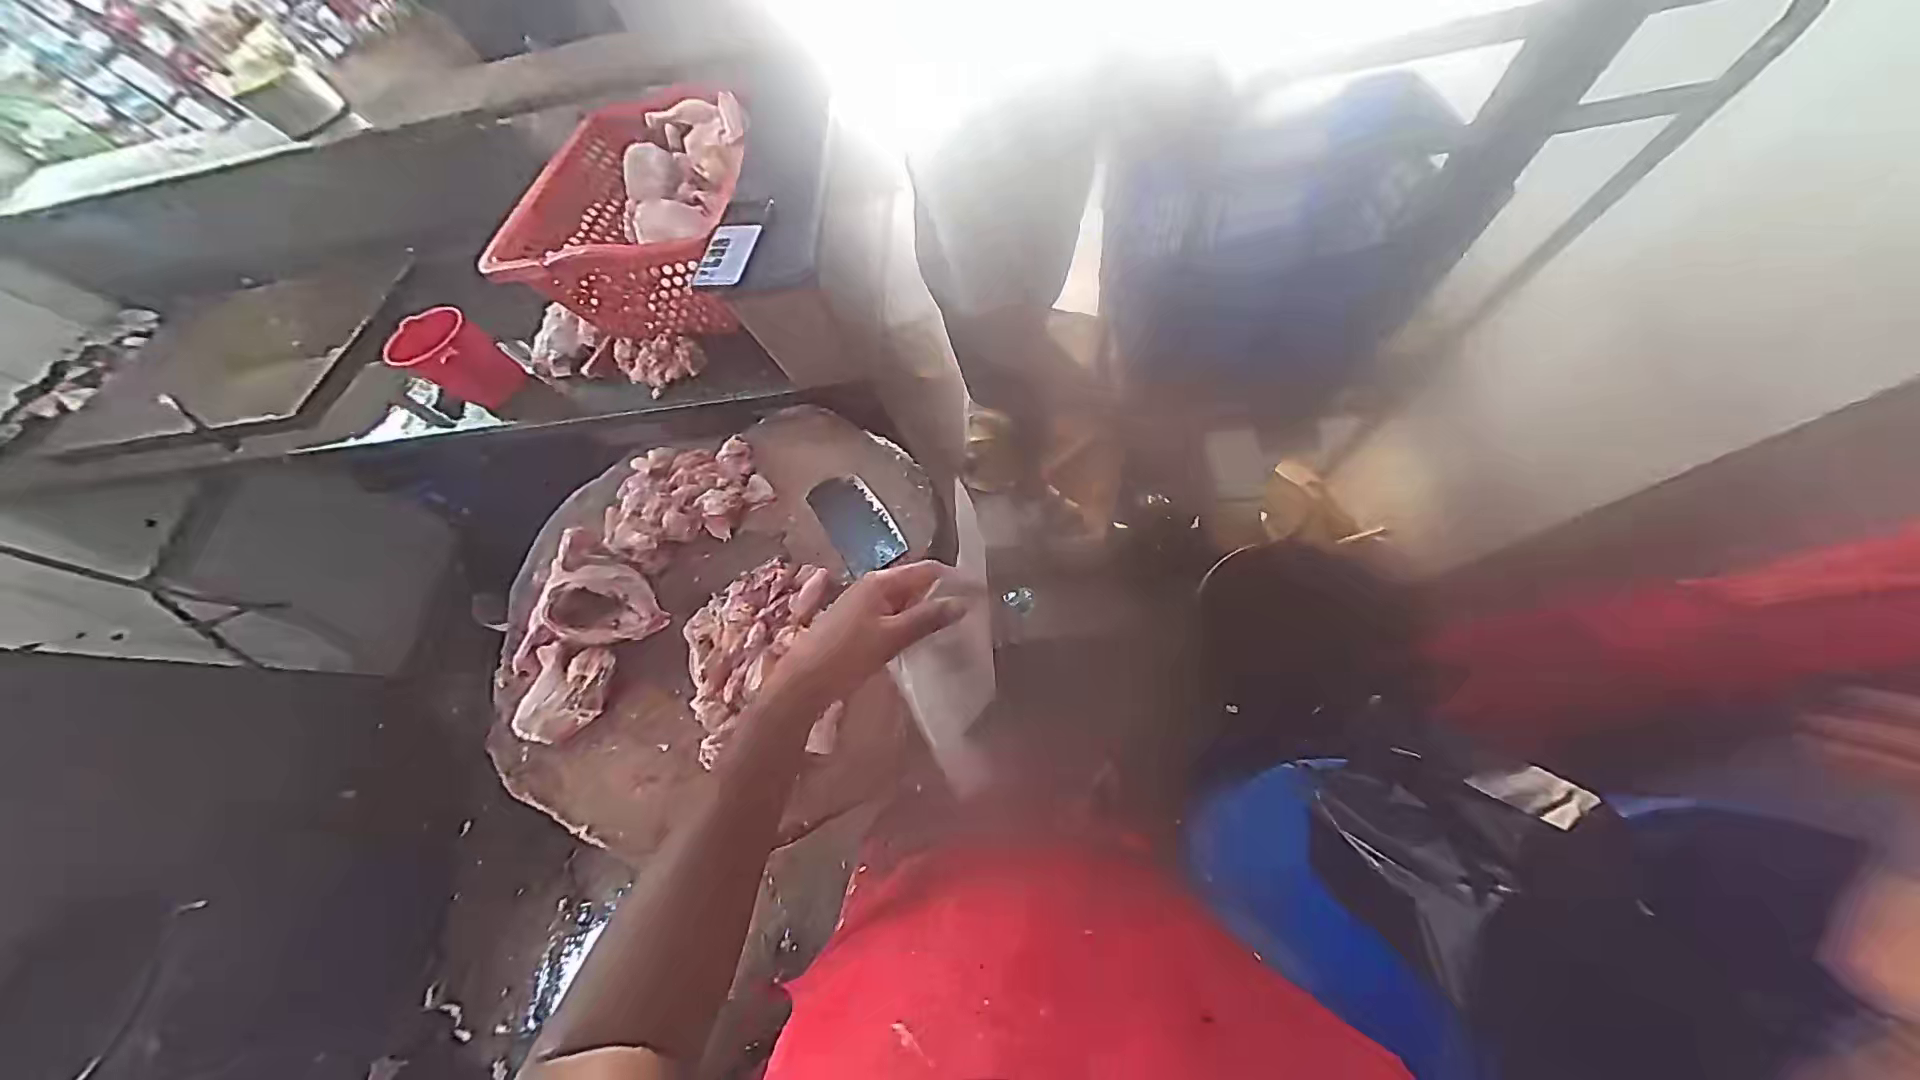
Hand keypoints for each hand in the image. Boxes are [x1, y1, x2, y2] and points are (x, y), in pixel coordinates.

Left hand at [768, 560, 969, 709]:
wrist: (802, 682)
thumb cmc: (847, 656)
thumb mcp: (892, 637)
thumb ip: (927, 619)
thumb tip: (962, 602)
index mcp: (880, 581)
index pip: (927, 569)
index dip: (954, 578)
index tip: (979, 593)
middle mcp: (871, 585)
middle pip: (915, 583)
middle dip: (942, 595)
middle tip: (970, 614)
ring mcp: (862, 603)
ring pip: (904, 601)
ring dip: (926, 611)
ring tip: (952, 628)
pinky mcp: (856, 622)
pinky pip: (892, 615)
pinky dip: (909, 623)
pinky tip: (920, 639)